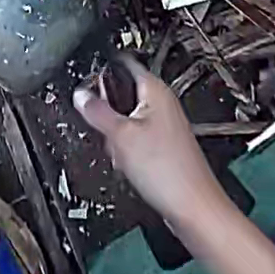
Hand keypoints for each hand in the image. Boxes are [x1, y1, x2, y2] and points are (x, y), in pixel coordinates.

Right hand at [74, 55, 225, 222]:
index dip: (101, 72)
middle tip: (109, 132)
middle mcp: (162, 102)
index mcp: (154, 88)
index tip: (88, 85)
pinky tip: (130, 166)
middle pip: (121, 94)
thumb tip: (80, 95)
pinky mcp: (164, 146)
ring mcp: (164, 124)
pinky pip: (136, 139)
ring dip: (117, 136)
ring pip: (126, 119)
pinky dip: (128, 151)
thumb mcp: (120, 136)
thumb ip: (96, 111)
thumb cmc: (168, 171)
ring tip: (122, 153)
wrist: (194, 210)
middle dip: (108, 114)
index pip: (122, 63)